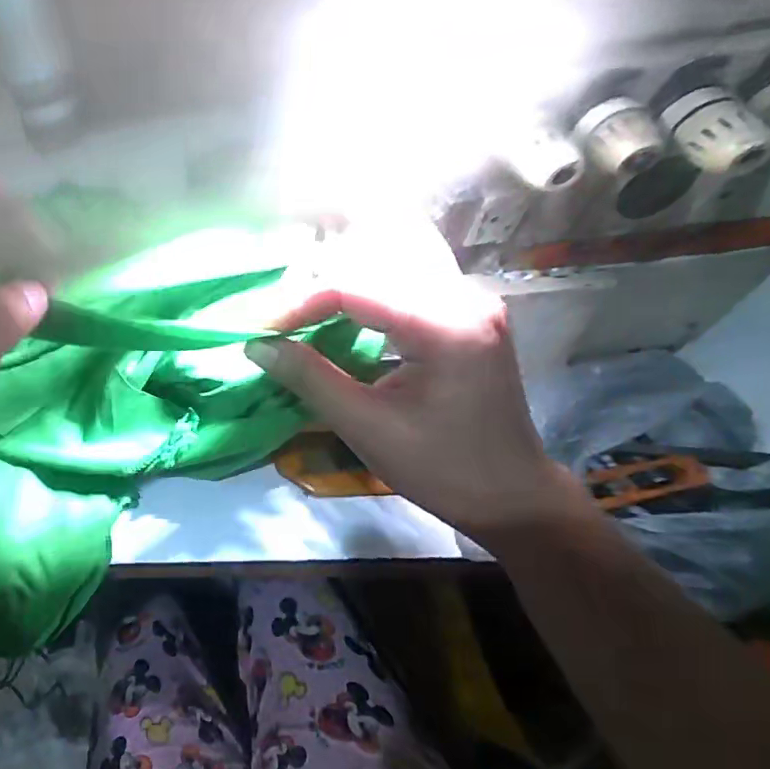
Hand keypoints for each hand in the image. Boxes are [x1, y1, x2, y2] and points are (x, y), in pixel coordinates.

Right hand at [246, 277, 591, 545]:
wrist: (511, 495)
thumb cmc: (439, 468)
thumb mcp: (365, 426)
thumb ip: (310, 378)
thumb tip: (258, 346)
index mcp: (445, 324)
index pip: (356, 289)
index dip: (301, 305)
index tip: (262, 332)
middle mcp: (466, 298)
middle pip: (374, 273)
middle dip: (318, 295)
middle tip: (278, 327)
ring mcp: (475, 304)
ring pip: (391, 277)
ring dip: (343, 296)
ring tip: (302, 324)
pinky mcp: (472, 318)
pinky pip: (410, 293)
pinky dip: (370, 306)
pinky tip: (345, 325)